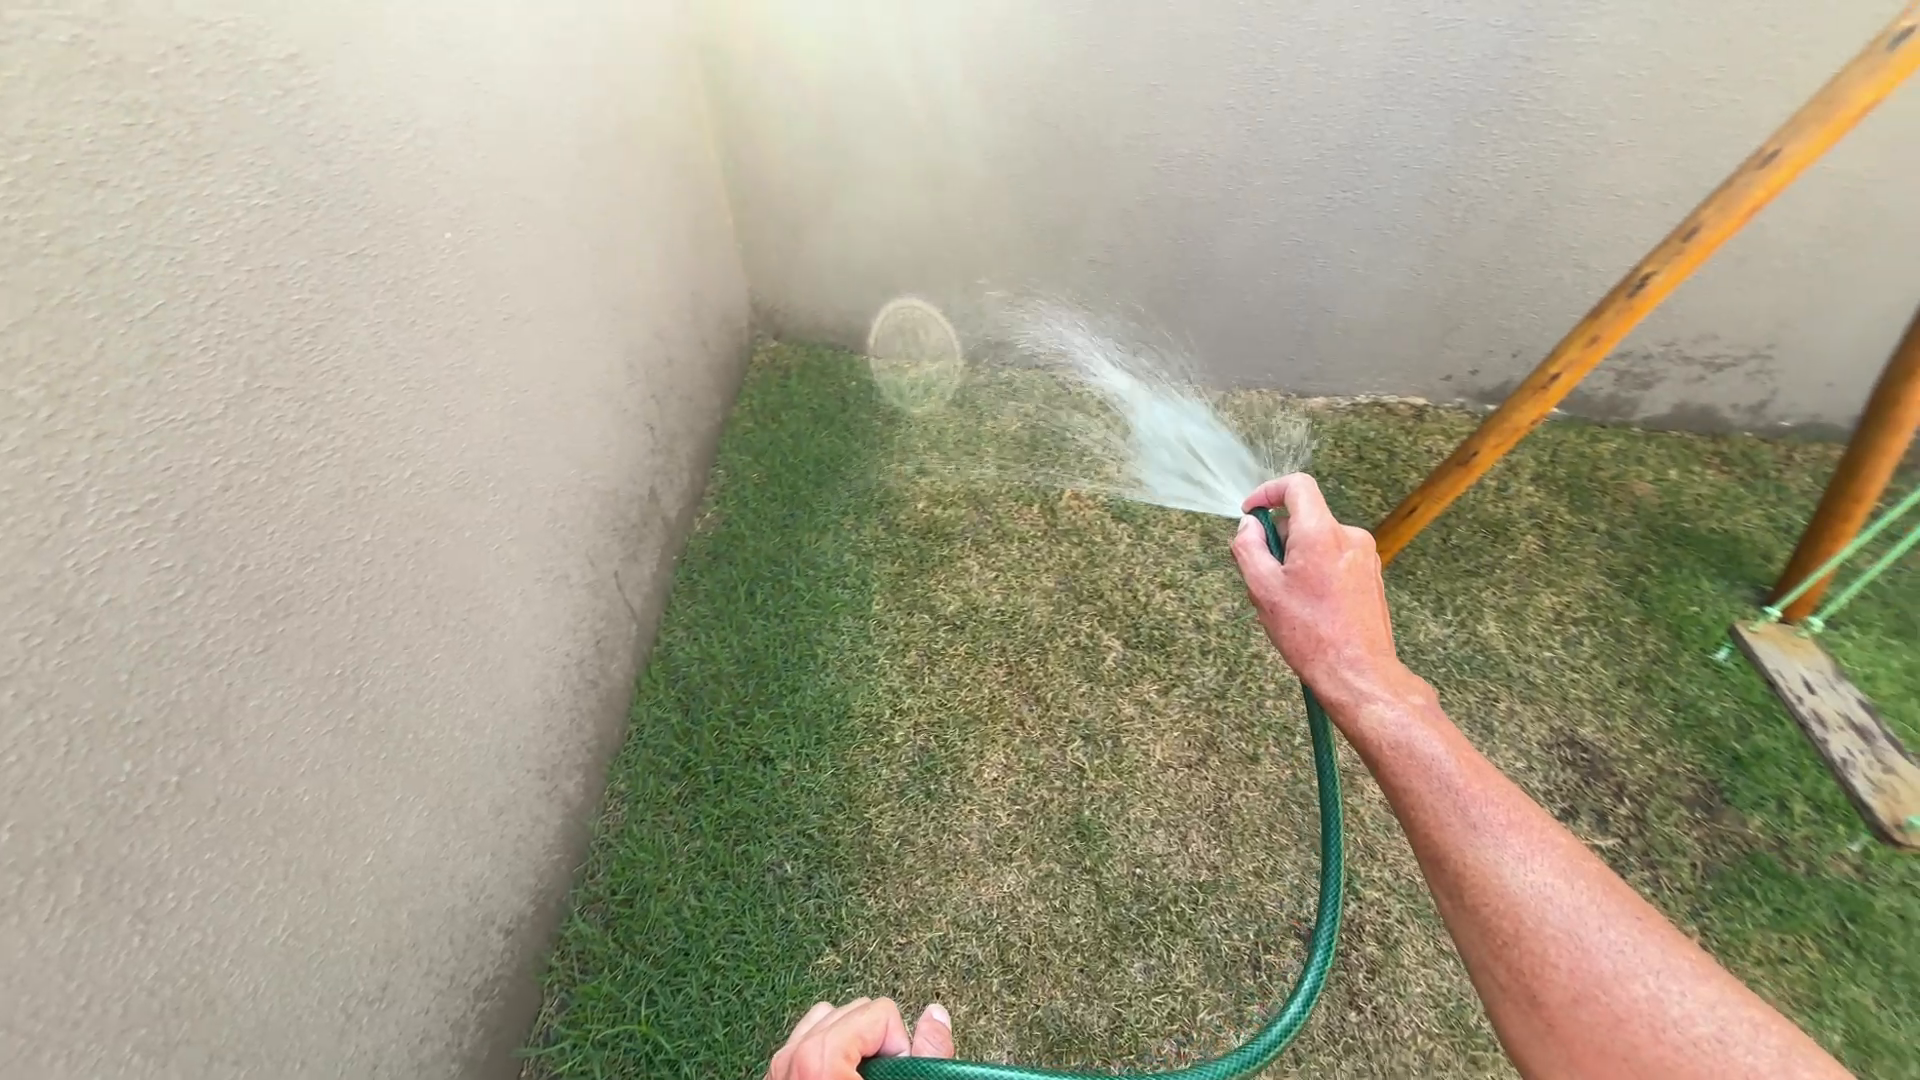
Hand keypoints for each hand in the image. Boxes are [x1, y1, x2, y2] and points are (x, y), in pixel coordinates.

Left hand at [766, 998, 952, 1079]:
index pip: (879, 1011)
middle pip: (856, 1009)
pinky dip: (827, 1049)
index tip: (896, 1074)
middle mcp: (793, 1056)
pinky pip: (805, 1037)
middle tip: (882, 1078)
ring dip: (851, 1042)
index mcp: (821, 1059)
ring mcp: (779, 1066)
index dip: (899, 1044)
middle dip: (877, 1041)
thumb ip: (924, 1056)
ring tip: (863, 1077)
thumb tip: (935, 1015)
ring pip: (829, 1019)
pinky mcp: (774, 1074)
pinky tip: (842, 1076)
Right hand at [1231, 474, 1405, 706]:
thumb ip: (1248, 547)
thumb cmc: (1307, 632)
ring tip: (1287, 598)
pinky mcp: (1372, 576)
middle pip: (1305, 518)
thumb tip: (1248, 526)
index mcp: (1320, 533)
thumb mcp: (1262, 588)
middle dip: (1279, 538)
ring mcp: (1365, 556)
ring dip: (1297, 558)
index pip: (1297, 486)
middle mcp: (1349, 536)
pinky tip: (1309, 607)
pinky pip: (1335, 559)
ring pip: (1318, 541)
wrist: (1357, 672)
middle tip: (1263, 575)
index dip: (1268, 492)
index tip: (1250, 514)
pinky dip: (1316, 571)